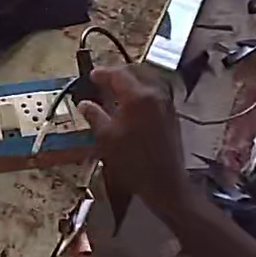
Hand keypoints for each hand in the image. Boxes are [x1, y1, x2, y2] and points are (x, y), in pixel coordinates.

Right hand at [77, 63, 190, 205]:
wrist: (164, 183)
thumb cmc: (132, 160)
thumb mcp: (106, 137)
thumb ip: (94, 115)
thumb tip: (84, 103)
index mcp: (138, 97)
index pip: (118, 75)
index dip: (102, 73)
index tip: (91, 76)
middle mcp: (155, 95)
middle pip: (135, 74)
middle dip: (117, 76)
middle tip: (101, 81)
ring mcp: (166, 105)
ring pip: (146, 84)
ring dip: (129, 84)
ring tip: (114, 93)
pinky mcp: (171, 116)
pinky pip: (153, 96)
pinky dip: (139, 94)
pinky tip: (130, 107)